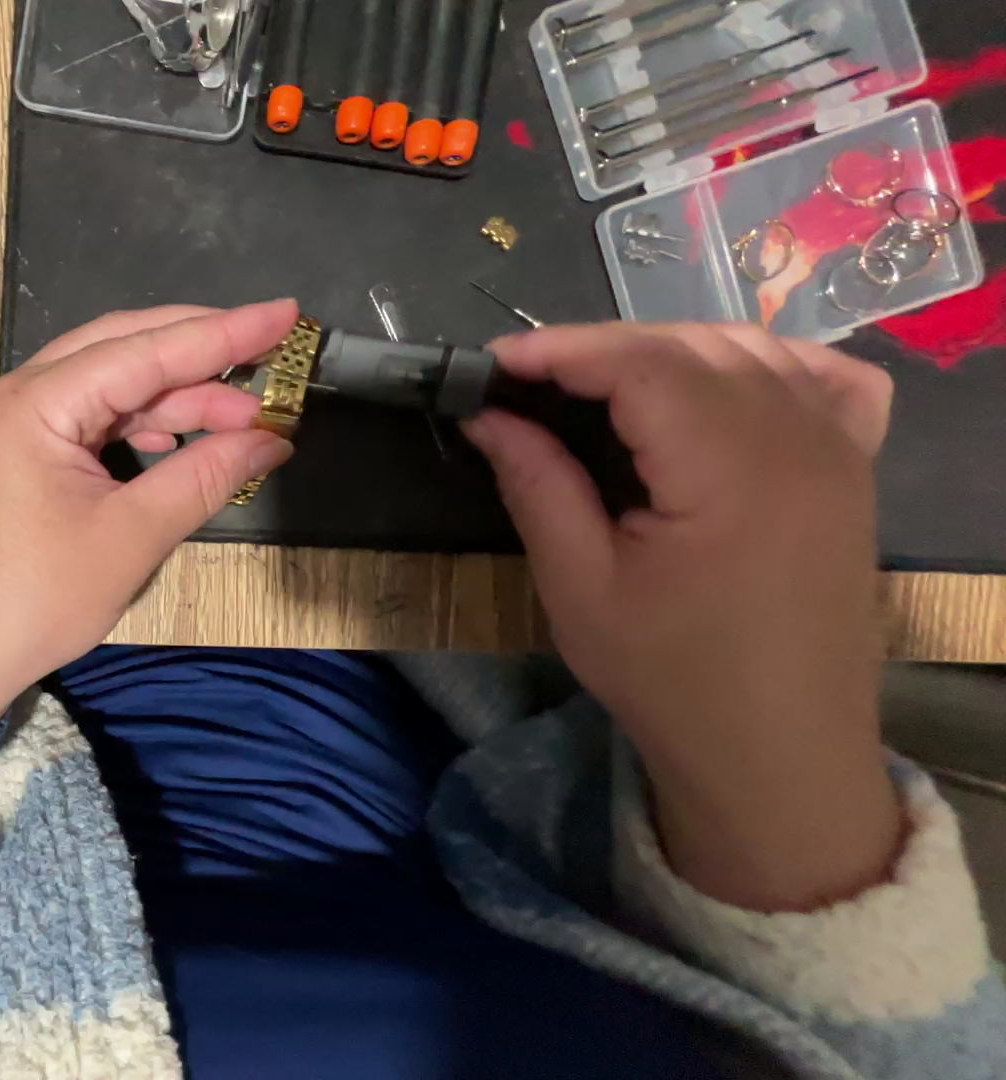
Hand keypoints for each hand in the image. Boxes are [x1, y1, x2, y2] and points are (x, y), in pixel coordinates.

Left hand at [0, 301, 299, 778]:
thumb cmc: (37, 600)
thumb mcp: (131, 537)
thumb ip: (205, 477)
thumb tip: (273, 439)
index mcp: (35, 404)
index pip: (143, 351)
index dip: (222, 333)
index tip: (285, 314)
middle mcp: (18, 398)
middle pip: (121, 352)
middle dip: (198, 355)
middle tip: (269, 357)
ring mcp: (14, 426)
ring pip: (108, 388)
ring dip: (173, 397)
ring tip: (241, 415)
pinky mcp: (20, 456)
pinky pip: (89, 421)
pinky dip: (139, 426)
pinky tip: (176, 440)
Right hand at [463, 323, 901, 910]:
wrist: (770, 744)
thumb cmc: (663, 670)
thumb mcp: (576, 582)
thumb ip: (536, 485)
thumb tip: (488, 417)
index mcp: (734, 474)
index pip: (646, 366)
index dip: (562, 350)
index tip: (492, 365)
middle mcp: (803, 443)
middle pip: (697, 346)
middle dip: (600, 346)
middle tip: (523, 377)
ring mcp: (841, 453)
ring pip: (755, 350)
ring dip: (664, 347)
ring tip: (591, 378)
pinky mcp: (850, 472)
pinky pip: (822, 379)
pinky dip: (758, 360)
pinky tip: (711, 380)